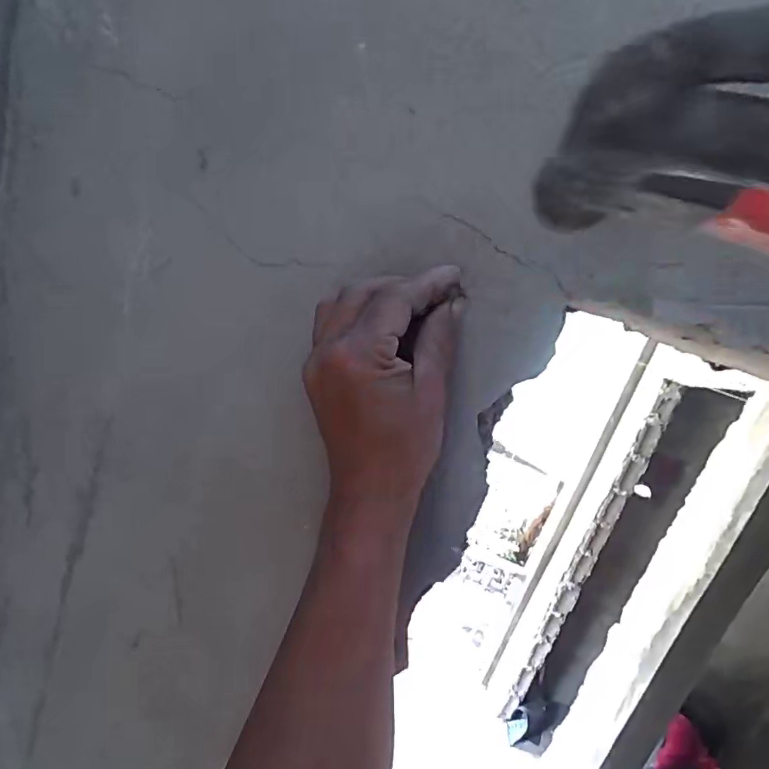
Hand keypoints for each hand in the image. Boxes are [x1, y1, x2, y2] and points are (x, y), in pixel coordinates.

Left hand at [305, 265, 464, 523]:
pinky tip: (384, 327)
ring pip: (340, 303)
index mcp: (356, 355)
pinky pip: (330, 325)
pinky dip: (356, 314)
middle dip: (402, 287)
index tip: (454, 277)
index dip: (426, 284)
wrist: (370, 492)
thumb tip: (450, 305)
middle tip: (439, 296)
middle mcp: (326, 350)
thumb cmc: (405, 451)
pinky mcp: (314, 373)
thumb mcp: (430, 393)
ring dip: (375, 296)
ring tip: (412, 308)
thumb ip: (438, 342)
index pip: (392, 299)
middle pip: (363, 293)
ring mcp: (315, 362)